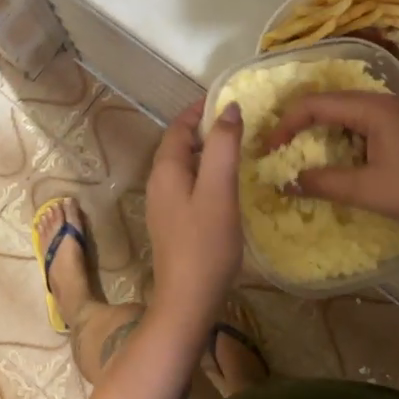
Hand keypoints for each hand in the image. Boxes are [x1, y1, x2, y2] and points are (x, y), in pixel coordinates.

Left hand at [144, 100, 243, 314]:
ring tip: (238, 149)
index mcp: (166, 170)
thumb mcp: (219, 190)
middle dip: (205, 130)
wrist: (188, 299)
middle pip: (179, 145)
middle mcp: (158, 183)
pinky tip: (228, 186)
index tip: (228, 99)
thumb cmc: (205, 243)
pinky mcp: (173, 223)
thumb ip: (224, 147)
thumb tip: (229, 108)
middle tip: (240, 123)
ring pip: (184, 167)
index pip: (178, 127)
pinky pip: (188, 186)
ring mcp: (163, 205)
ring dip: (207, 153)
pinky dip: (206, 175)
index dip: (200, 110)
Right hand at [267, 91, 398, 244]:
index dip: (286, 124)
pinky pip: (369, 125)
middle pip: (332, 104)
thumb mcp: (367, 190)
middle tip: (281, 150)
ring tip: (306, 157)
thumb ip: (322, 183)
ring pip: (351, 115)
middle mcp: (389, 101)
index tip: (268, 150)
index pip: (316, 104)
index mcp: (375, 107)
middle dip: (303, 125)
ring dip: (325, 133)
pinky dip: (347, 140)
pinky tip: (343, 163)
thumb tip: (286, 182)